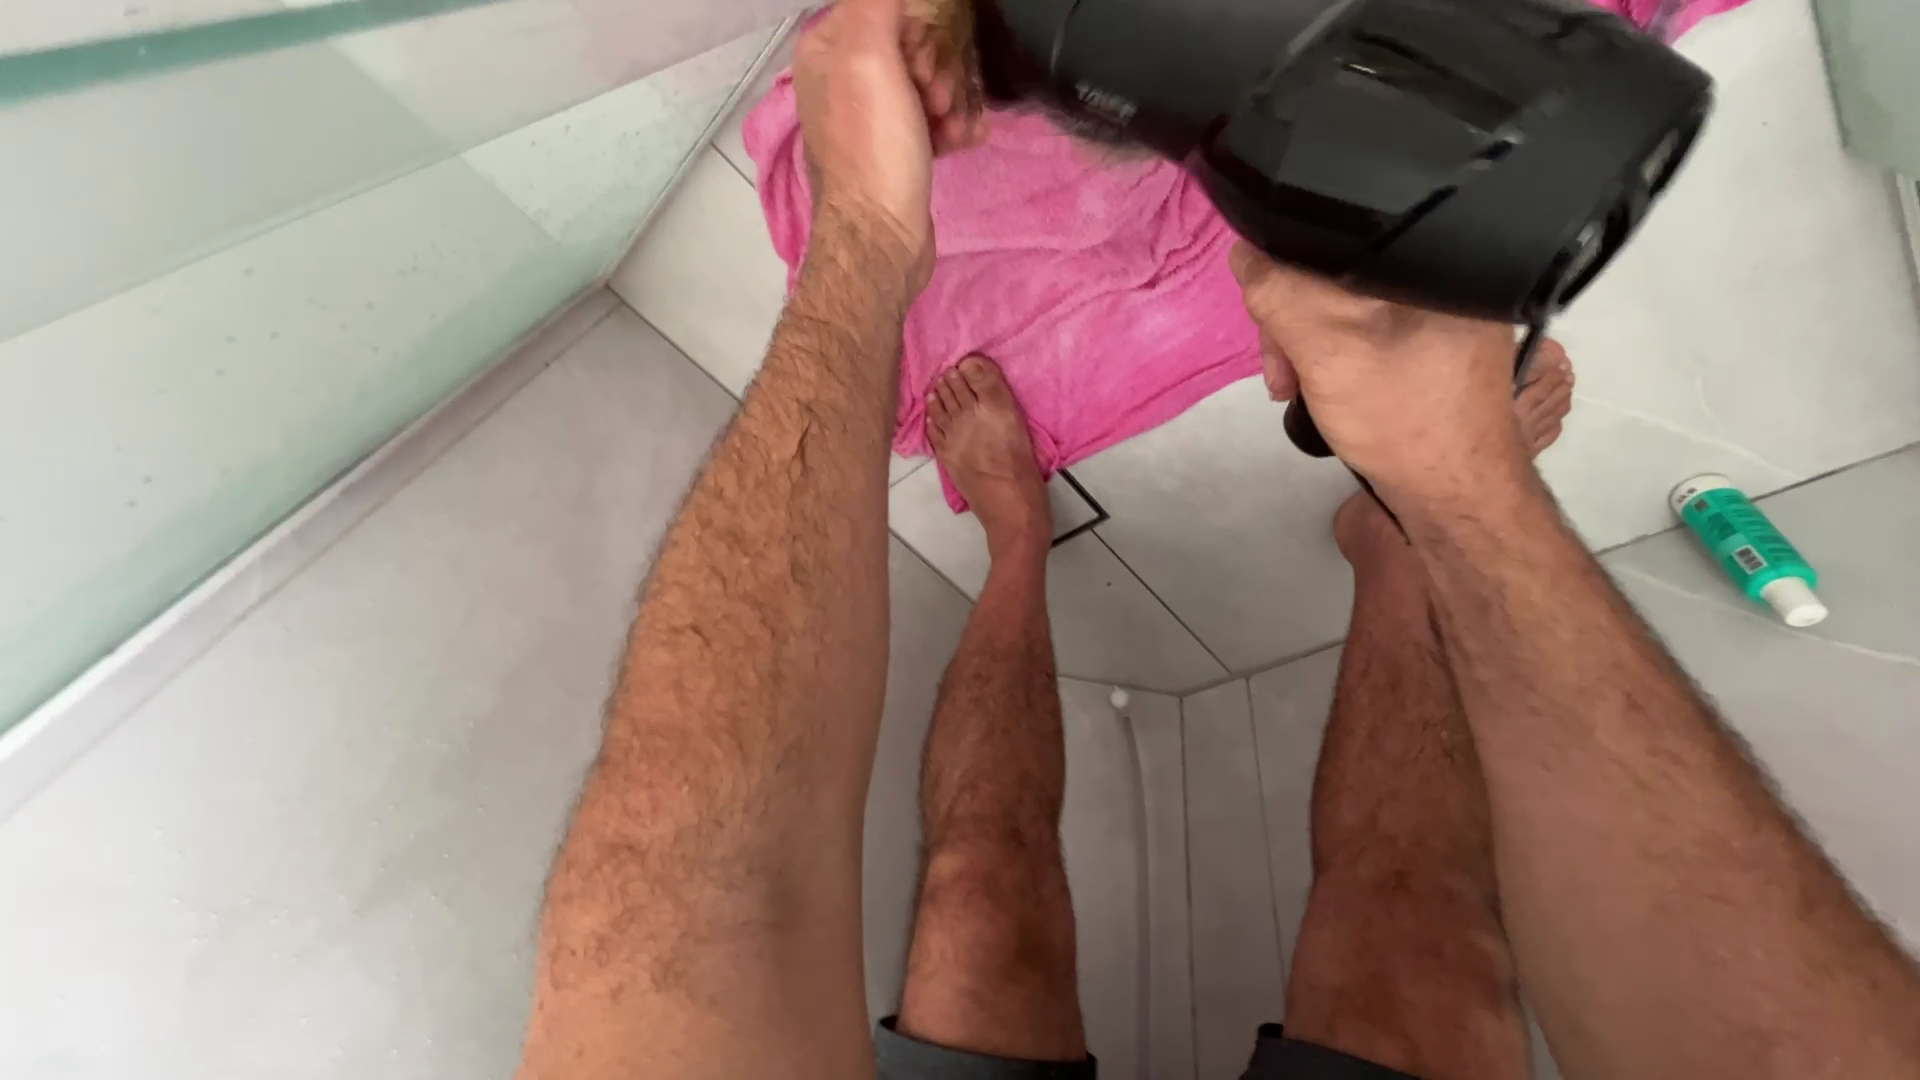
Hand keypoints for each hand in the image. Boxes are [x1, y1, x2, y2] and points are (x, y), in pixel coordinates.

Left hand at [793, 0, 987, 293]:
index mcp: (827, 52)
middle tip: (938, 97)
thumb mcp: (870, 54)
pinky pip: (933, 124)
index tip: (926, 58)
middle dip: (938, 65)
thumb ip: (879, 3)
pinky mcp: (898, 156)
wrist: (882, 238)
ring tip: (954, 125)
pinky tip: (965, 139)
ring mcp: (871, 123)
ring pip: (926, 86)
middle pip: (909, 46)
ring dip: (952, 99)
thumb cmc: (873, 149)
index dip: (916, 26)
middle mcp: (843, 83)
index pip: (883, 8)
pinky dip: (953, 128)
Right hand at [1229, 241, 1530, 502]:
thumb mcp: (1327, 351)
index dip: (1285, 280)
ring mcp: (1443, 313)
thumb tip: (1246, 250)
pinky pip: (1367, 331)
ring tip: (1296, 390)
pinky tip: (1324, 387)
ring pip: (1346, 308)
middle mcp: (1446, 273)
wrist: (1451, 493)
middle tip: (1283, 378)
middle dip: (1293, 326)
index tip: (1271, 331)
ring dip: (1306, 348)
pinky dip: (1334, 357)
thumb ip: (1282, 295)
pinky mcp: (1435, 344)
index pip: (1334, 240)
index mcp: (1436, 255)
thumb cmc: (1399, 417)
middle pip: (1336, 277)